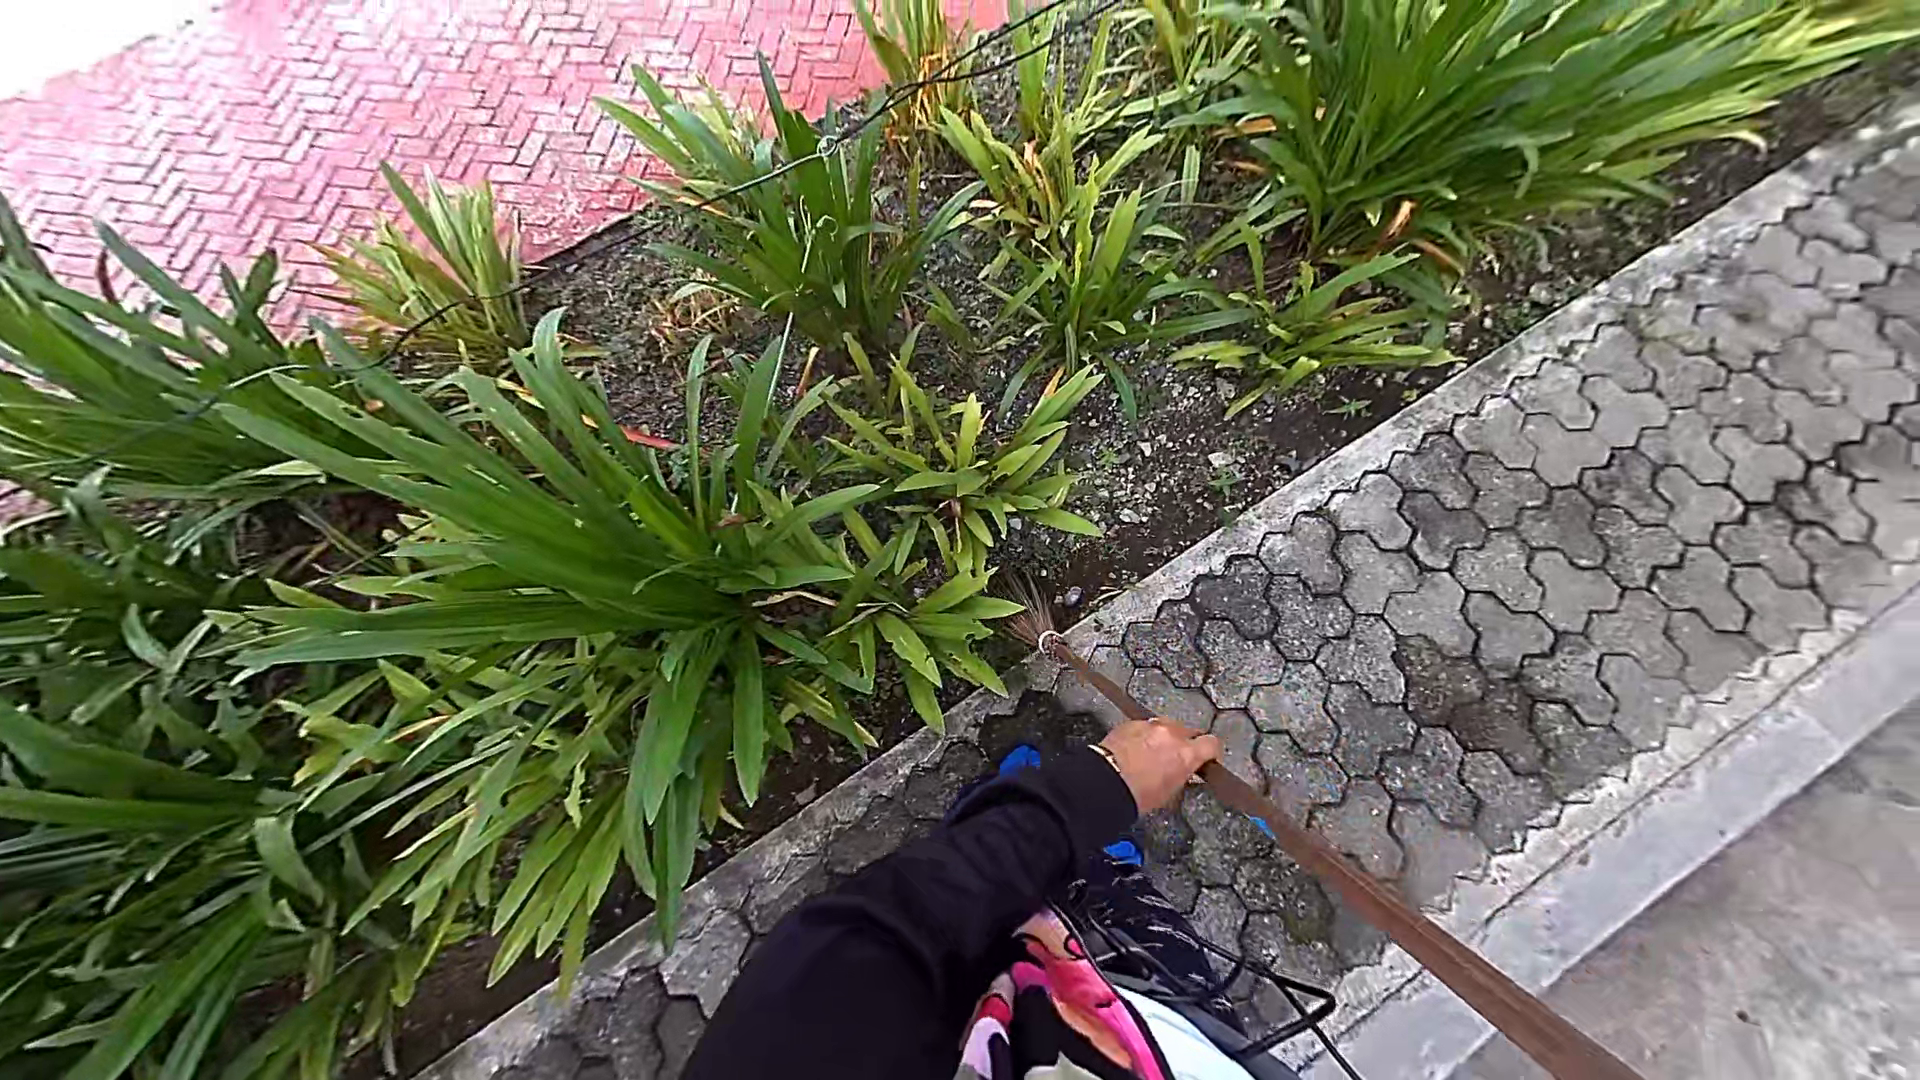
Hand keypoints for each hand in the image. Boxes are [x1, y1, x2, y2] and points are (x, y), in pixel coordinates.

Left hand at [1099, 718, 1220, 812]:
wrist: (1107, 781)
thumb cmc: (1137, 793)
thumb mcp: (1171, 791)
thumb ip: (1183, 774)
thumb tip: (1185, 770)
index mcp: (1186, 753)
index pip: (1211, 743)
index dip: (1211, 751)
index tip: (1208, 756)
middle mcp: (1171, 734)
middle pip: (1188, 731)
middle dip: (1185, 743)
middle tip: (1176, 757)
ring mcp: (1150, 725)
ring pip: (1166, 725)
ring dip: (1164, 736)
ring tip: (1154, 752)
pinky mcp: (1132, 722)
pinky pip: (1145, 725)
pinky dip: (1145, 734)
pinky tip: (1137, 748)